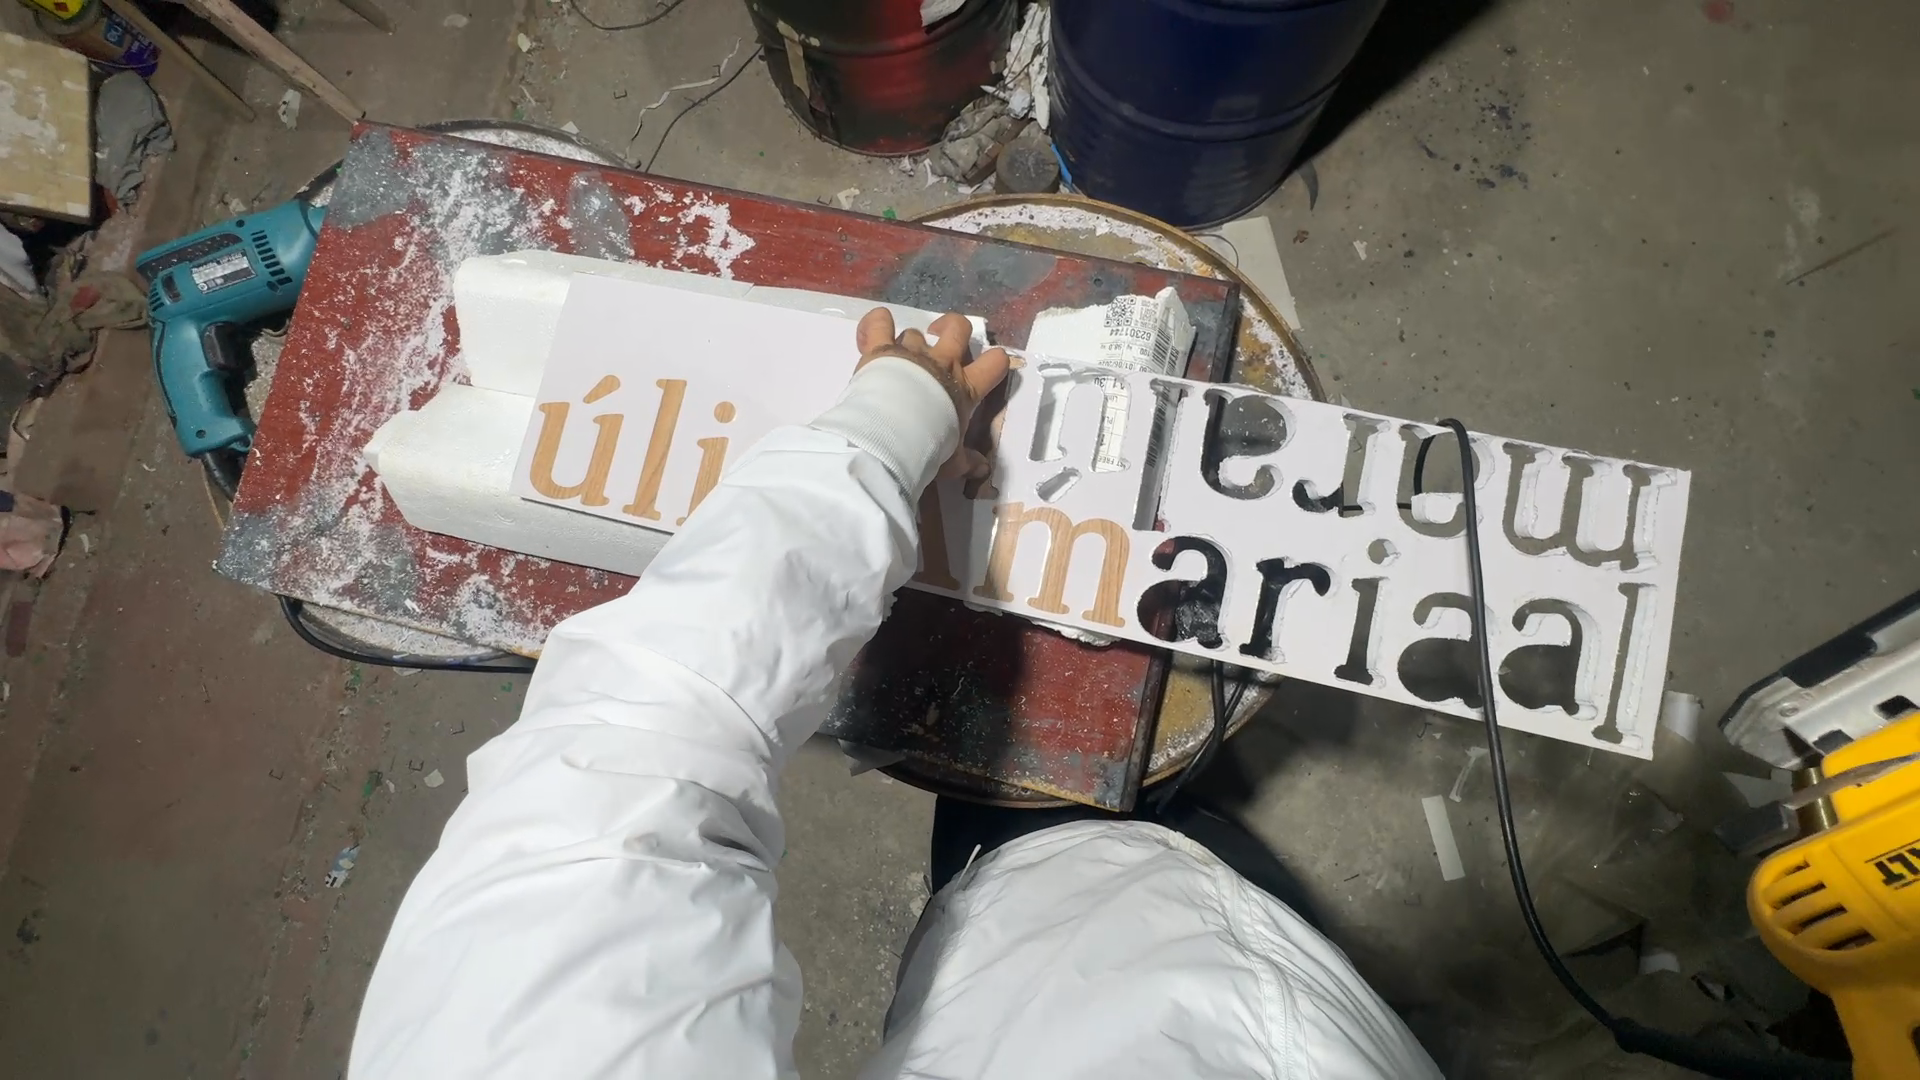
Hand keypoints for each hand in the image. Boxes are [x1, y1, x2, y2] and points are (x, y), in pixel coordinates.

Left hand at [854, 308, 1009, 479]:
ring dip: (910, 342)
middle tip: (944, 343)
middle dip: (954, 330)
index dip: (995, 362)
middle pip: (959, 328)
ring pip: (916, 331)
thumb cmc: (929, 448)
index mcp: (965, 388)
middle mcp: (943, 363)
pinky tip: (878, 325)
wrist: (893, 436)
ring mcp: (912, 352)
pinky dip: (876, 322)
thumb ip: (967, 462)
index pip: (996, 363)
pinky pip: (878, 324)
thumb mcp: (952, 461)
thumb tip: (982, 470)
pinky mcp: (881, 349)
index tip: (986, 368)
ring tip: (901, 357)